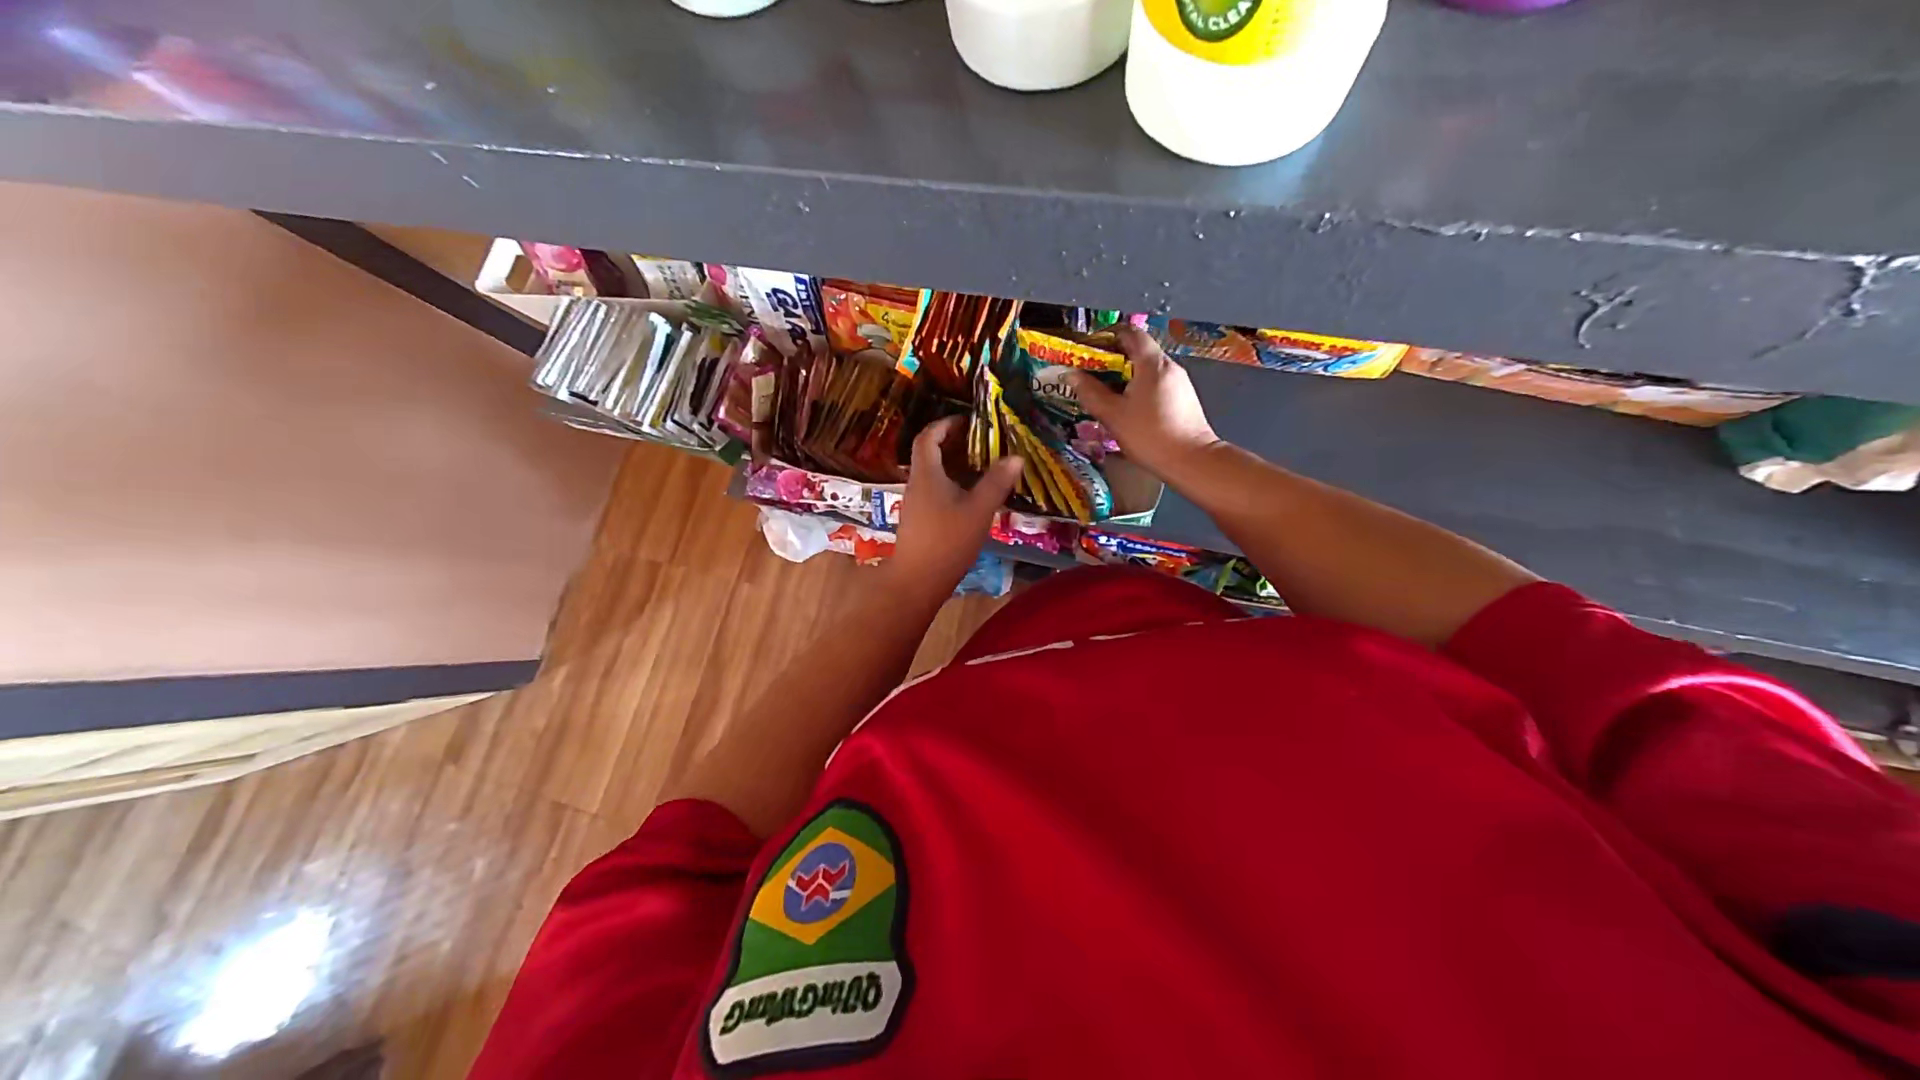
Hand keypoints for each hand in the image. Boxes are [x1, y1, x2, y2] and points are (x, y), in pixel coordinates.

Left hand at [889, 416, 1023, 597]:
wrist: (917, 581)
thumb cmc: (947, 541)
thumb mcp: (978, 510)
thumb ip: (996, 482)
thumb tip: (1015, 457)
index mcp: (926, 474)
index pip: (929, 436)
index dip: (946, 424)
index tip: (967, 420)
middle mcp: (916, 484)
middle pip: (929, 454)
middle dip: (953, 444)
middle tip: (981, 442)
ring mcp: (915, 504)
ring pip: (933, 474)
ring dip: (954, 465)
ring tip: (982, 467)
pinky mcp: (919, 521)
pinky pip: (935, 492)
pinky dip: (952, 485)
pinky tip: (971, 496)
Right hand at [1065, 326, 1222, 478]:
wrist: (1192, 461)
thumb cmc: (1149, 435)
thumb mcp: (1113, 415)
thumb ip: (1090, 392)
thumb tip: (1071, 373)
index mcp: (1152, 363)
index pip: (1129, 332)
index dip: (1106, 336)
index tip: (1088, 352)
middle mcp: (1169, 366)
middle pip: (1137, 350)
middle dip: (1111, 360)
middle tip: (1089, 377)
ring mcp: (1179, 382)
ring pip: (1146, 369)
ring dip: (1123, 376)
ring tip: (1104, 395)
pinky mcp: (1183, 399)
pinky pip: (1155, 384)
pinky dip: (1138, 388)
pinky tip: (1126, 409)